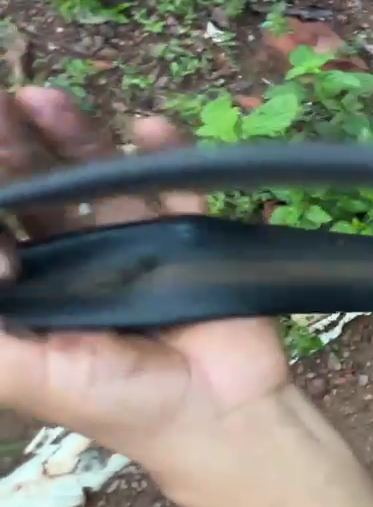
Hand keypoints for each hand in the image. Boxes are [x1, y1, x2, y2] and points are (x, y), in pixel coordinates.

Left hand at [0, 88, 289, 485]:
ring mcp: (135, 244)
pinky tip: (150, 126)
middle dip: (8, 148)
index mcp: (18, 287)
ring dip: (73, 138)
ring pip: (95, 181)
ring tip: (46, 98)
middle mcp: (69, 257)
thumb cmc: (113, 398)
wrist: (218, 408)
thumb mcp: (18, 372)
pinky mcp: (193, 238)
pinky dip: (167, 156)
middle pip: (29, 190)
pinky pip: (177, 190)